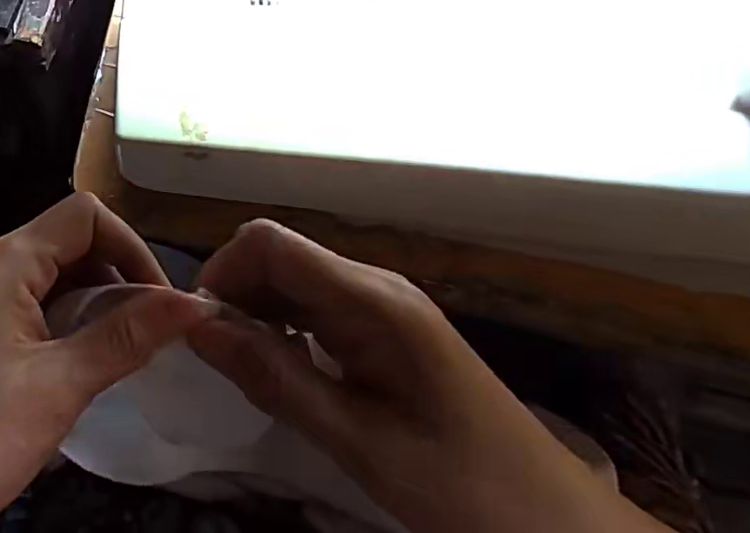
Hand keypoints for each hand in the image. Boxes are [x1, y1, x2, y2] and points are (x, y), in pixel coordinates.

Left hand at [0, 193, 216, 532]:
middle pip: (76, 235)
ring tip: (129, 338)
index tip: (158, 299)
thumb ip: (128, 336)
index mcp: (5, 261)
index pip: (86, 216)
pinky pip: (48, 290)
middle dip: (120, 270)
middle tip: (150, 321)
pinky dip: (79, 309)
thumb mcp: (60, 387)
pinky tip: (95, 346)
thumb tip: (193, 305)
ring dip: (102, 292)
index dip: (131, 246)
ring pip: (65, 263)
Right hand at [188, 220, 664, 532]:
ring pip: (294, 280)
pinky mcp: (384, 324)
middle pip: (279, 256)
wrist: (551, 514)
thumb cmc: (463, 485)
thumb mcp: (360, 443)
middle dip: (235, 295)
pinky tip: (282, 370)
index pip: (270, 243)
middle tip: (216, 363)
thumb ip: (277, 380)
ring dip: (257, 313)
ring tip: (243, 372)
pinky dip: (284, 328)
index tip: (198, 332)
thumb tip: (200, 327)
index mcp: (370, 298)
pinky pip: (317, 306)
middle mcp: (371, 283)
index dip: (222, 273)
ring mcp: (380, 301)